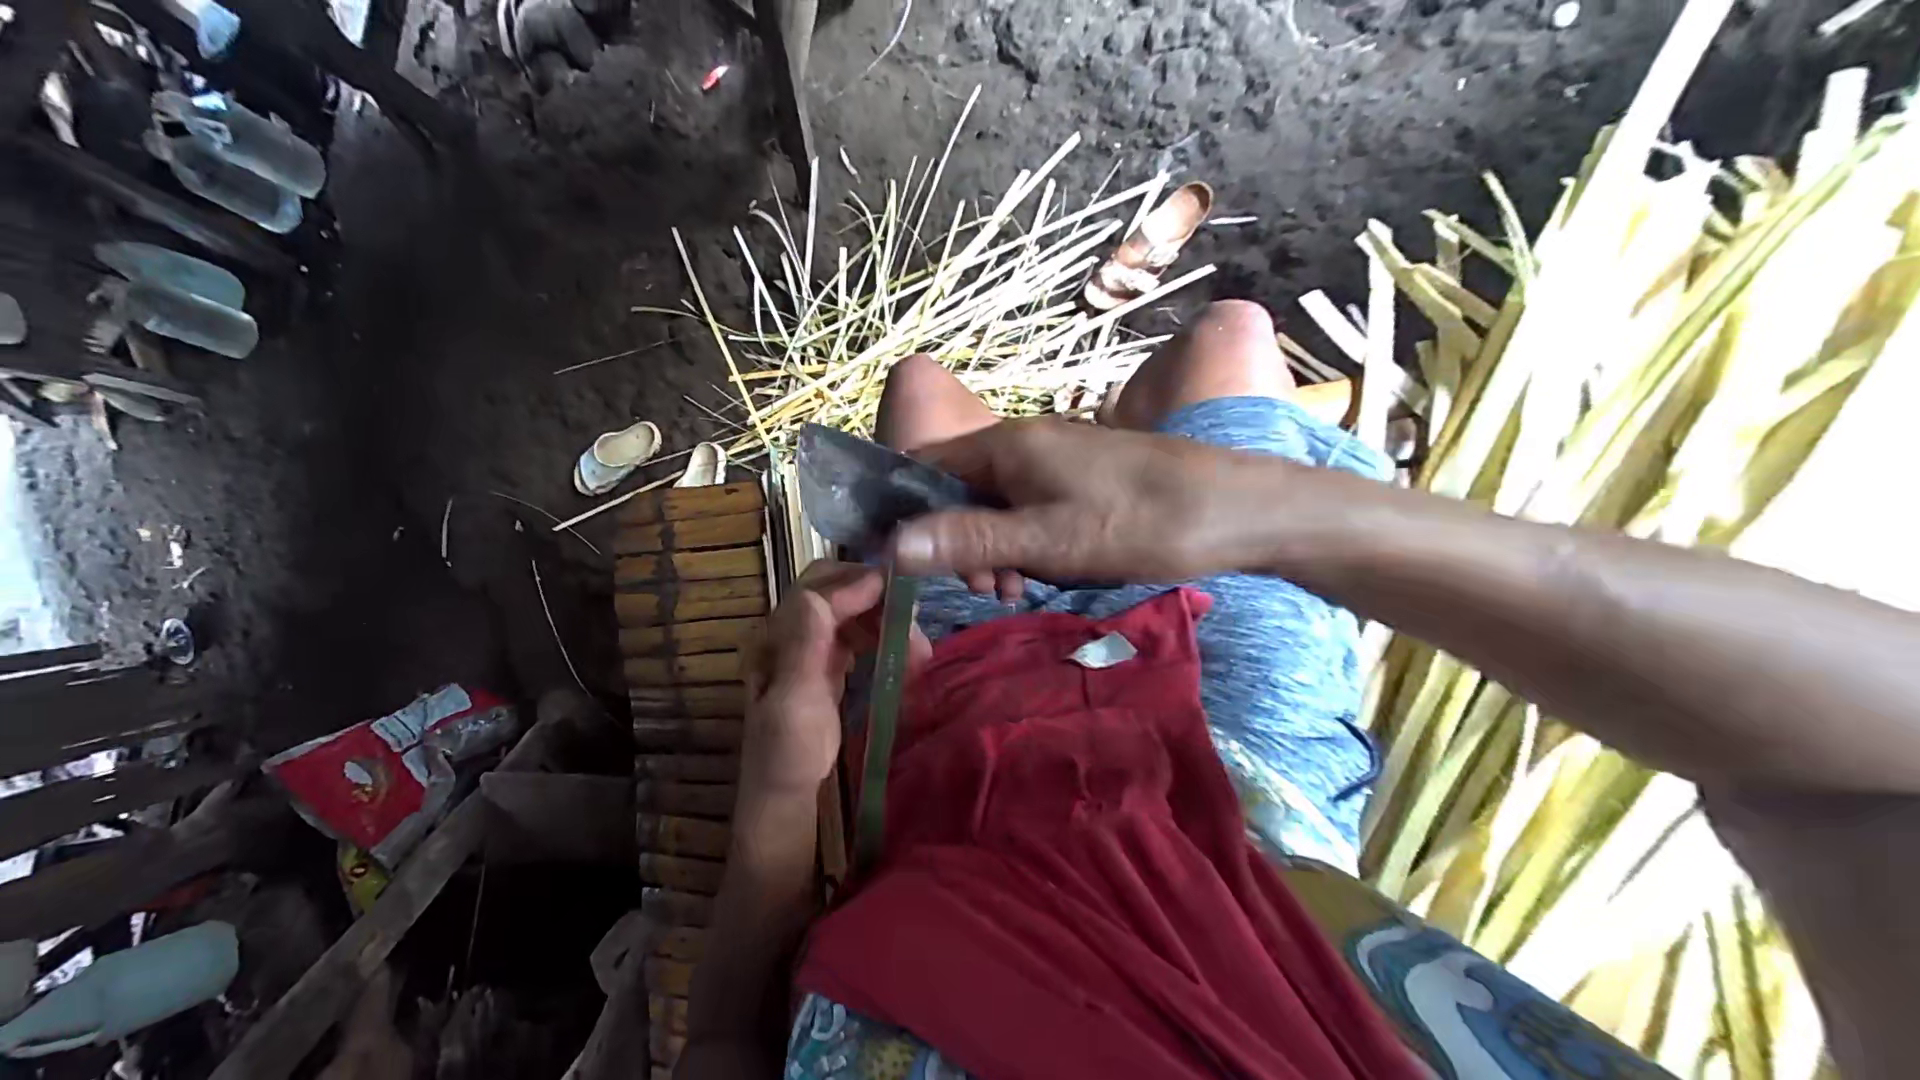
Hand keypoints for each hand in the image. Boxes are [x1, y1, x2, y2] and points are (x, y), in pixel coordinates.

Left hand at [741, 561, 929, 797]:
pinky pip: (856, 635)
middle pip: (833, 591)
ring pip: (850, 611)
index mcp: (773, 638)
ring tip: (916, 648)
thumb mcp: (794, 702)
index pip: (816, 594)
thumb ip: (805, 647)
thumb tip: (818, 595)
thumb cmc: (788, 753)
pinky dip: (880, 637)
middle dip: (874, 597)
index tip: (898, 589)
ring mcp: (808, 647)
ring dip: (883, 619)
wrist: (786, 794)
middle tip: (912, 617)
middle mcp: (788, 633)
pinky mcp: (826, 663)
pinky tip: (901, 654)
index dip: (856, 586)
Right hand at [890, 418, 1291, 583]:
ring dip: (993, 548)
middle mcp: (1024, 443)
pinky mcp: (1083, 480)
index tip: (911, 562)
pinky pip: (1031, 508)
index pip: (924, 465)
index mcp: (1005, 446)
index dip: (906, 511)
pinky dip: (1026, 543)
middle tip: (988, 587)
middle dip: (958, 541)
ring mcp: (1056, 460)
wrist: (1236, 510)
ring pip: (996, 504)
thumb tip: (891, 546)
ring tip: (1018, 588)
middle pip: (959, 490)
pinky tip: (1046, 572)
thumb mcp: (1045, 539)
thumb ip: (968, 539)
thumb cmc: (1136, 521)